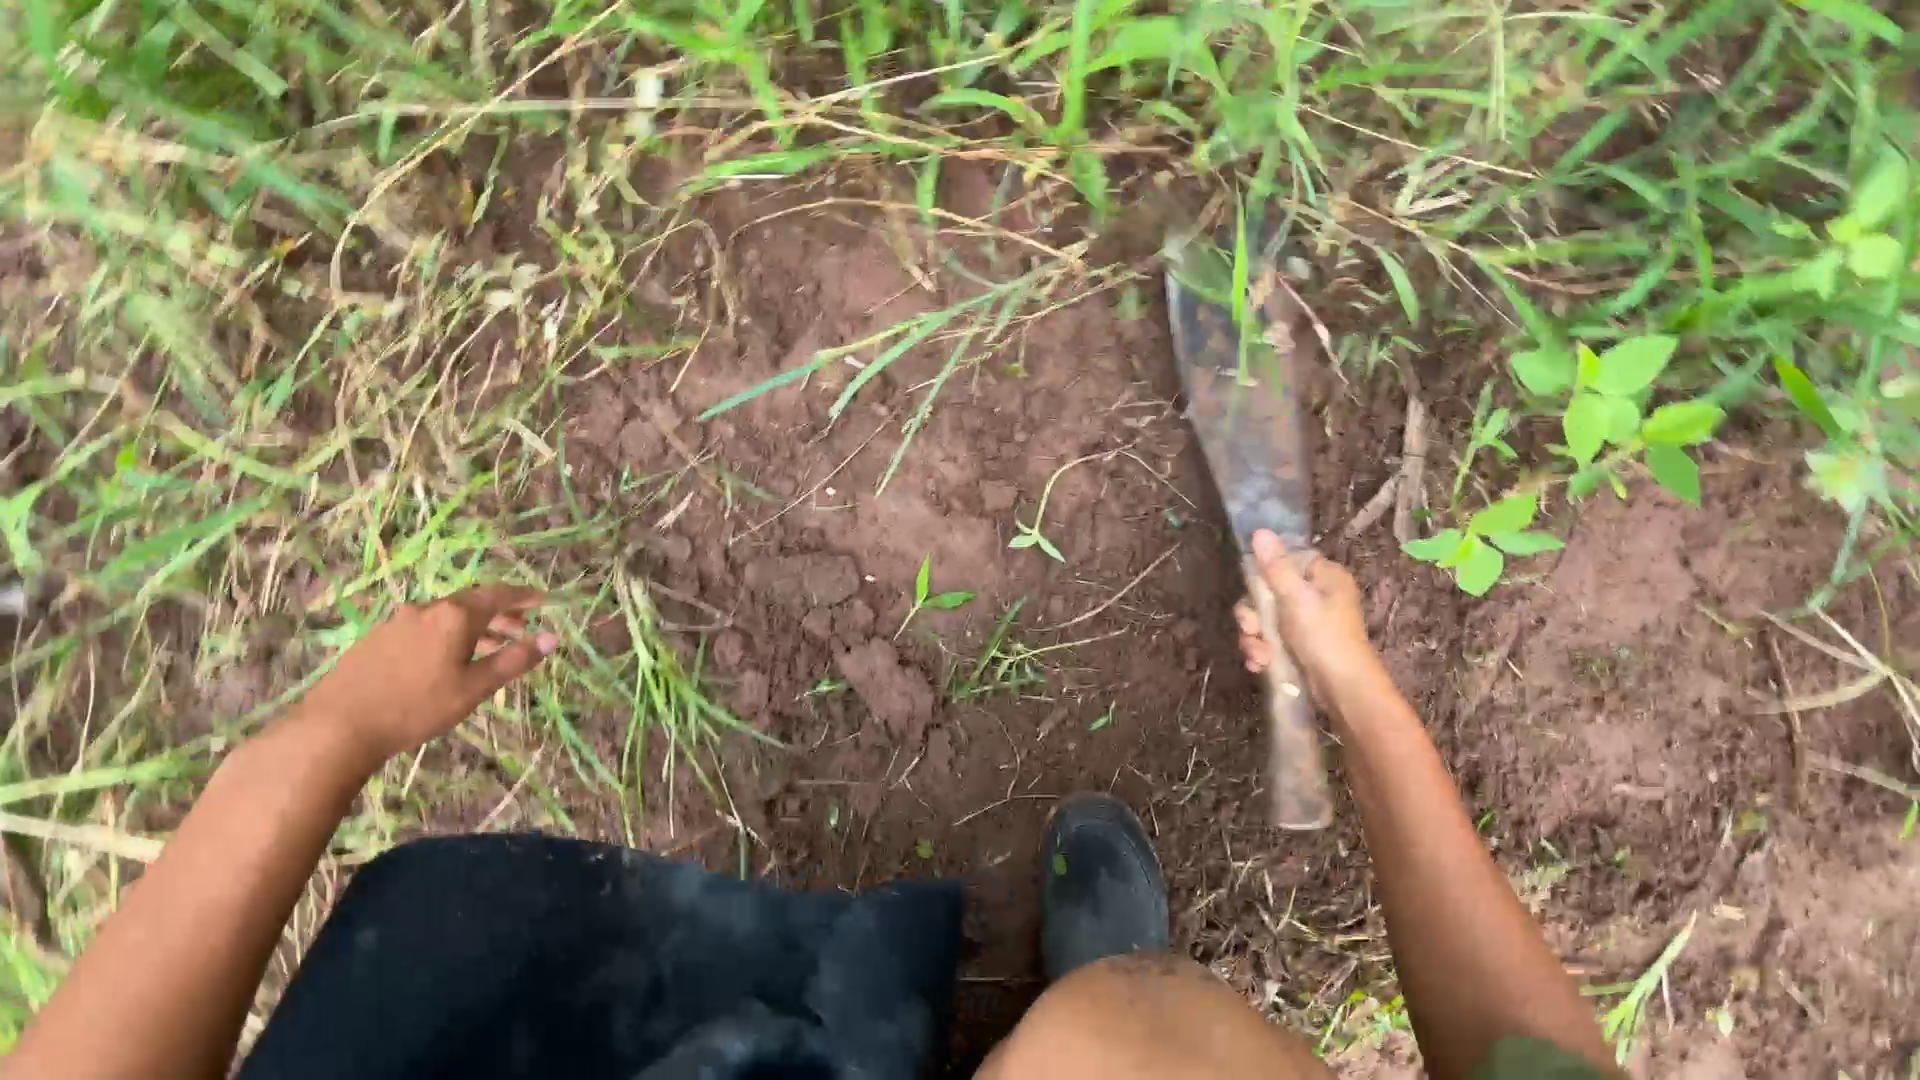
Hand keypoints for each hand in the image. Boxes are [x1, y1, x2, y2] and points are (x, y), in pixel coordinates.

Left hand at [292, 585, 557, 764]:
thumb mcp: (475, 687)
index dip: (524, 596)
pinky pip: (424, 627)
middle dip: (500, 613)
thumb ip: (514, 660)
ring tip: (489, 648)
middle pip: (472, 602)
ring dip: (473, 627)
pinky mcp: (376, 639)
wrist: (335, 728)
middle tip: (521, 630)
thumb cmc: (416, 707)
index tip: (544, 600)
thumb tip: (551, 638)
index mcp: (455, 616)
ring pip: (446, 616)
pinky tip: (446, 660)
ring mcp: (397, 622)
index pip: (499, 595)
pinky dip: (447, 635)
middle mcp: (427, 610)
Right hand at [1234, 530, 1380, 696]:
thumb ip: (1274, 567)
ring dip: (1255, 638)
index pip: (1287, 561)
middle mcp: (1317, 596)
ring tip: (1259, 656)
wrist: (1343, 690)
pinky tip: (1261, 664)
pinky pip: (1271, 640)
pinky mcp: (1300, 646)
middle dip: (1253, 617)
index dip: (1265, 575)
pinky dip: (1262, 651)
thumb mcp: (1296, 598)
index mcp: (1324, 577)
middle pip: (1269, 593)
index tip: (1253, 591)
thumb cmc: (1324, 636)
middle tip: (1251, 630)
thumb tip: (1259, 531)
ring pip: (1265, 620)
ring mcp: (1308, 623)